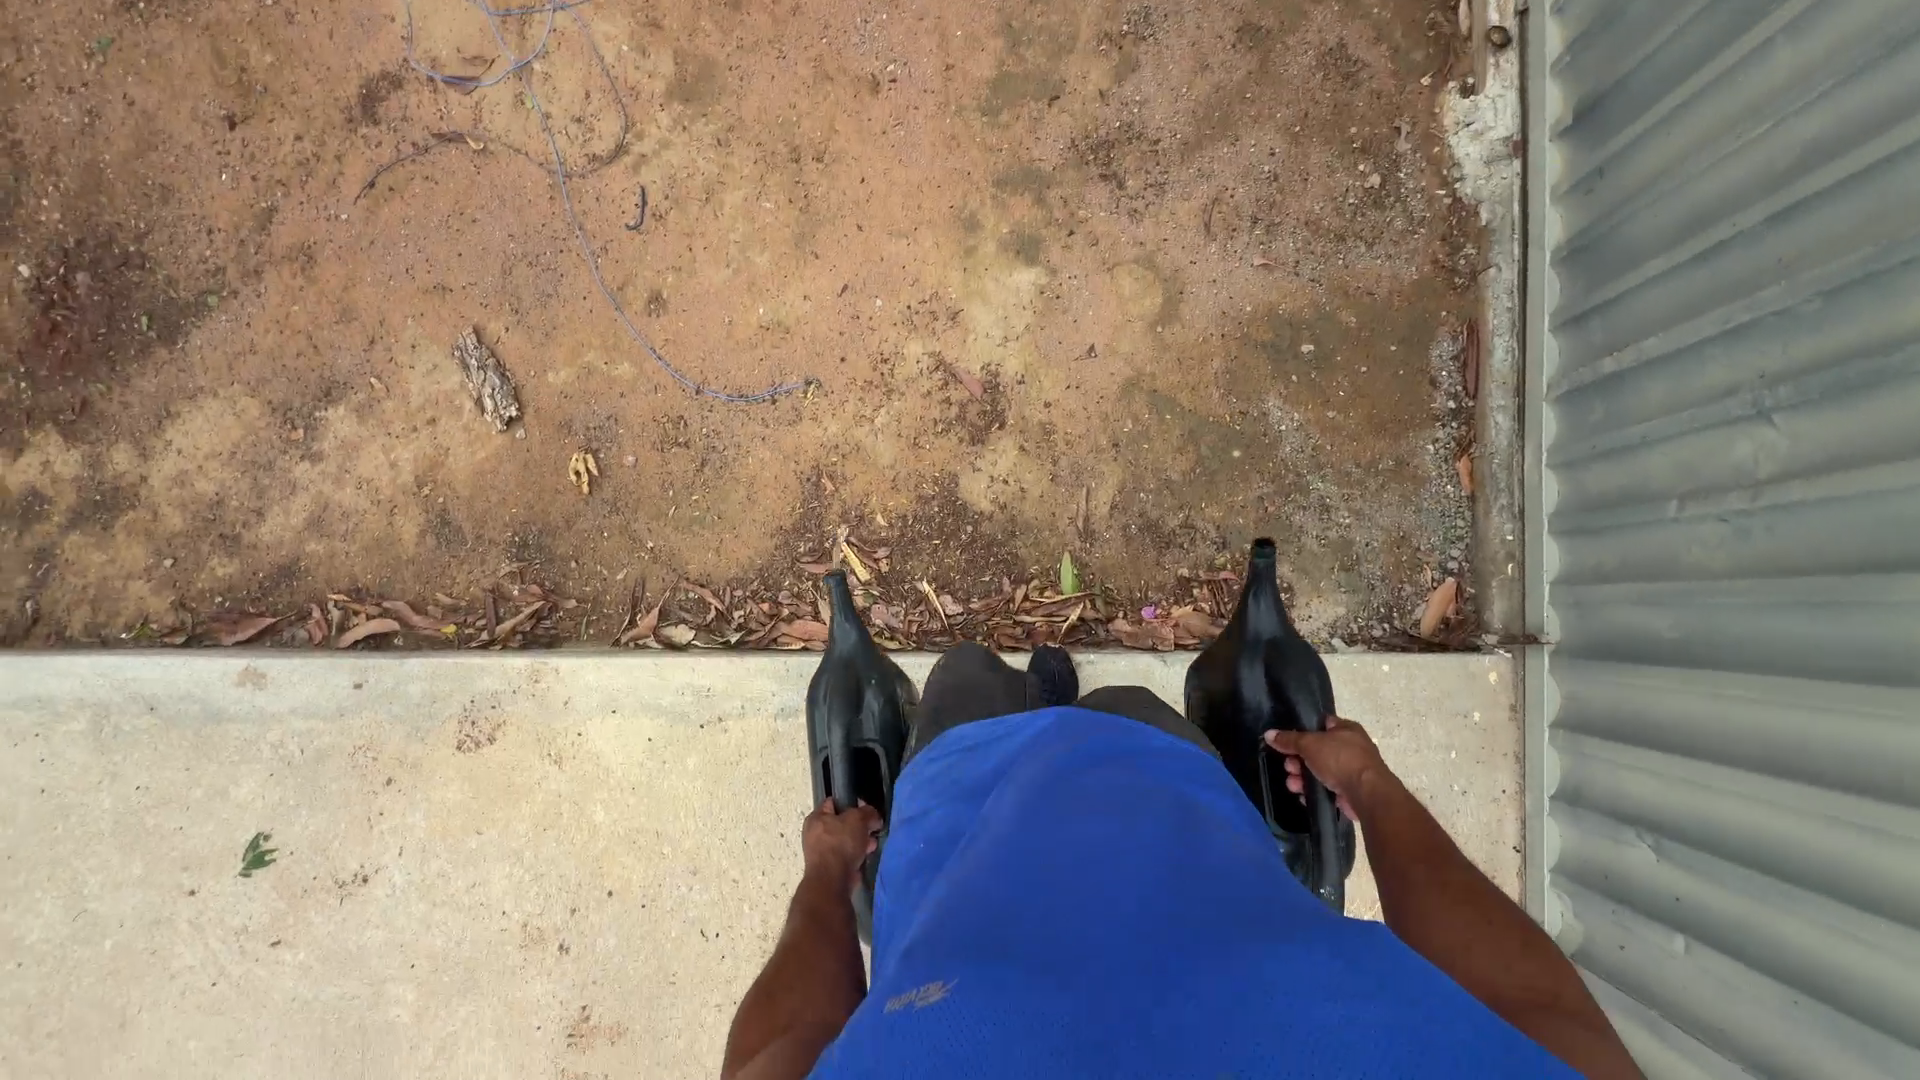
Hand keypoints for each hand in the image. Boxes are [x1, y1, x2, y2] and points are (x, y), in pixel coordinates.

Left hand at [801, 798, 881, 889]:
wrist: (832, 881)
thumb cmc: (841, 844)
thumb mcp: (858, 819)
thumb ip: (868, 812)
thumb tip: (873, 817)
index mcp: (816, 818)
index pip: (834, 803)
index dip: (851, 803)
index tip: (866, 809)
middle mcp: (814, 834)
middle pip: (841, 824)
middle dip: (859, 827)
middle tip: (872, 829)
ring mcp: (820, 853)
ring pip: (845, 842)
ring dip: (860, 843)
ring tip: (872, 845)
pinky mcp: (828, 869)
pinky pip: (845, 857)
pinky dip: (856, 857)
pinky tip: (866, 858)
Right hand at [1263, 716, 1390, 820]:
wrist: (1367, 794)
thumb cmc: (1340, 759)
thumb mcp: (1309, 744)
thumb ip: (1288, 739)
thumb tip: (1268, 734)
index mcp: (1346, 729)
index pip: (1320, 724)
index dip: (1301, 731)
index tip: (1286, 740)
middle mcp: (1351, 747)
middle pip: (1316, 750)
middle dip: (1297, 760)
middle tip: (1289, 767)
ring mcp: (1351, 770)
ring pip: (1319, 770)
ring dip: (1302, 777)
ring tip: (1293, 785)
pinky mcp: (1349, 790)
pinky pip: (1326, 788)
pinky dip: (1313, 791)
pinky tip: (1303, 795)